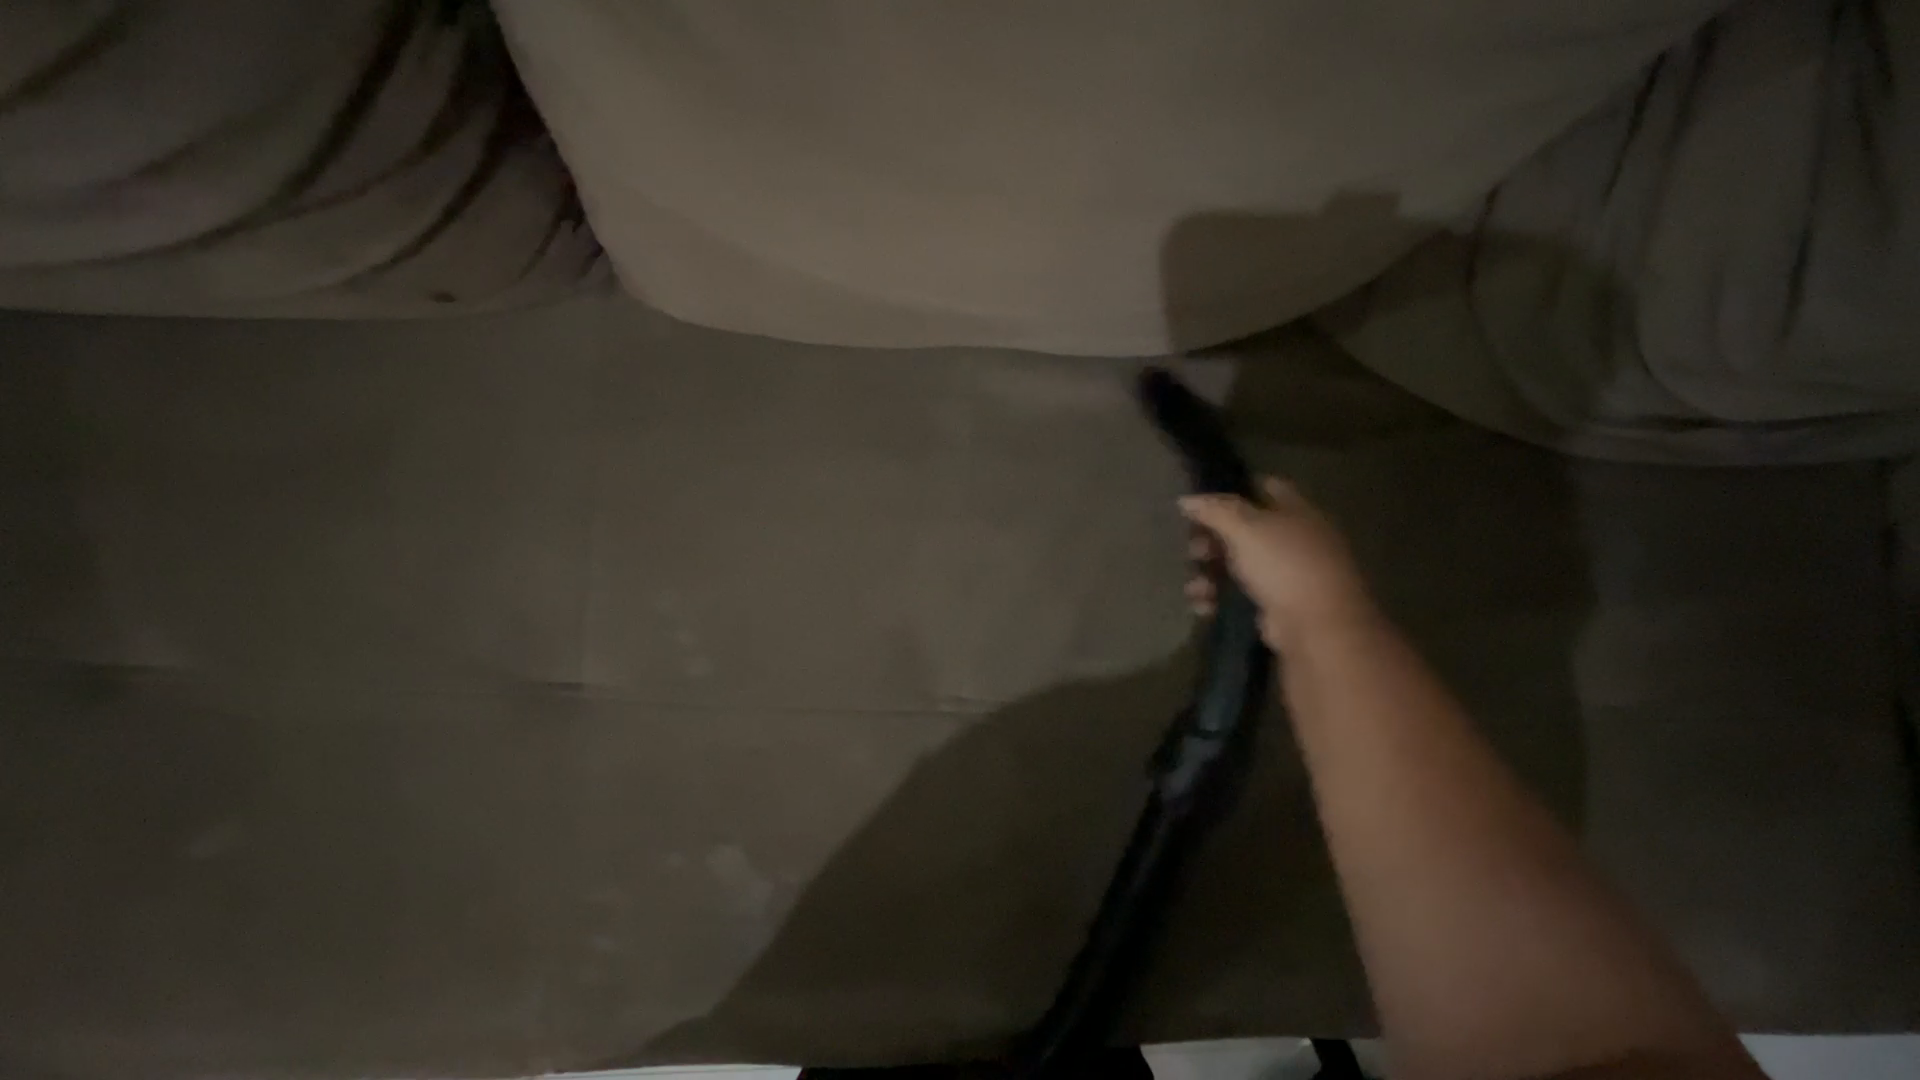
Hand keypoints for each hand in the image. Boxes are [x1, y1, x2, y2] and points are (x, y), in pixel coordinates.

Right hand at [1180, 476, 1375, 652]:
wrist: (1317, 625)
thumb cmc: (1284, 565)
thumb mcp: (1246, 528)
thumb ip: (1215, 510)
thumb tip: (1186, 500)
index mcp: (1295, 511)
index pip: (1265, 487)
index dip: (1234, 490)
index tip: (1202, 502)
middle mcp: (1293, 539)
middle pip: (1244, 530)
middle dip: (1212, 540)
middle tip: (1193, 549)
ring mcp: (1286, 574)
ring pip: (1238, 565)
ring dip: (1209, 574)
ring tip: (1195, 587)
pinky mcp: (1276, 605)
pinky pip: (1239, 595)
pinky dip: (1219, 599)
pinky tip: (1204, 606)